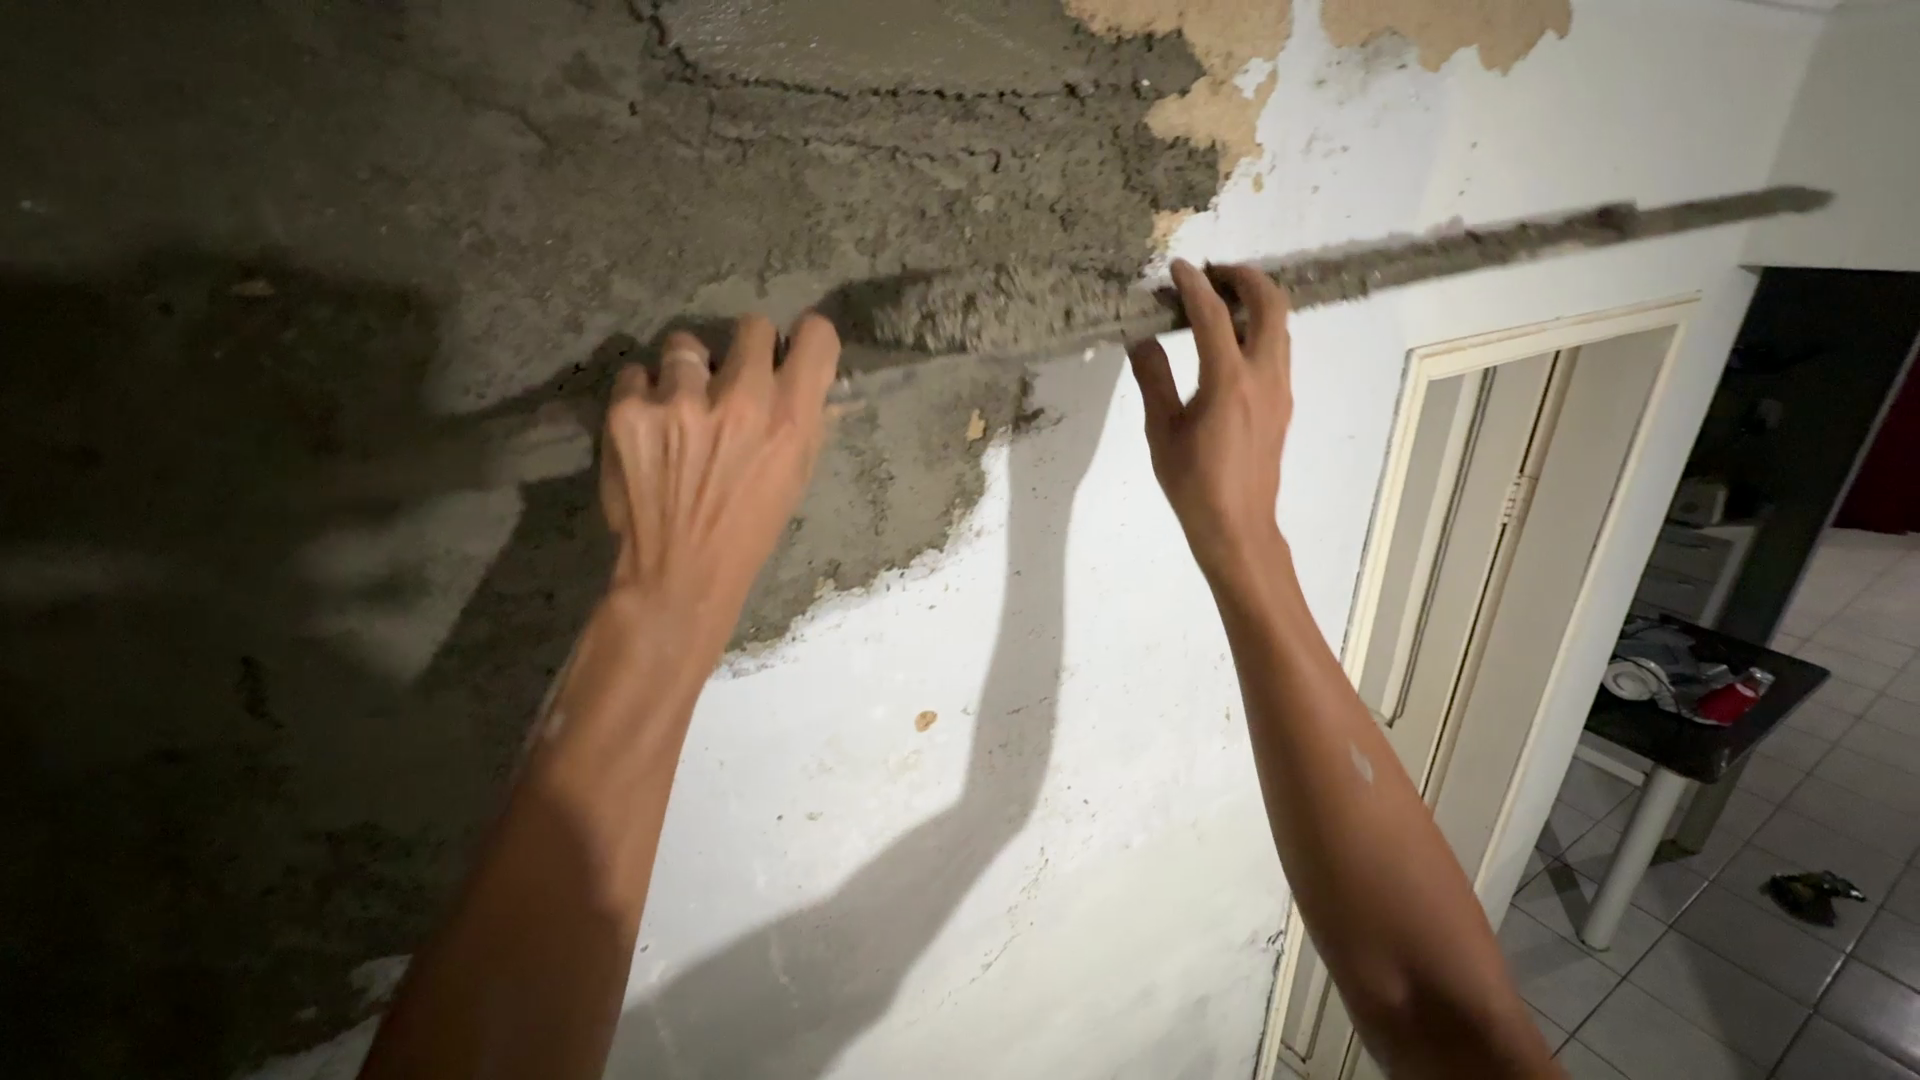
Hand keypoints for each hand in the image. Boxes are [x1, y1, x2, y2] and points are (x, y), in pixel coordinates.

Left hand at [598, 313, 840, 646]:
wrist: (679, 571)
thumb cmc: (750, 528)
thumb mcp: (797, 475)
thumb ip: (802, 418)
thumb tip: (801, 374)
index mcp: (790, 417)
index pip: (815, 334)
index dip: (805, 341)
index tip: (791, 355)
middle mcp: (740, 397)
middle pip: (752, 326)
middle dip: (746, 352)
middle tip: (732, 385)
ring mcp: (679, 399)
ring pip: (686, 346)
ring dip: (687, 373)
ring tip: (681, 413)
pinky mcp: (628, 409)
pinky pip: (637, 374)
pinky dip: (644, 396)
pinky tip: (649, 430)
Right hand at [1126, 259, 1292, 585]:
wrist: (1237, 525)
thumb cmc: (1192, 483)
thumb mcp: (1161, 431)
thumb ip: (1153, 378)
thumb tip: (1141, 338)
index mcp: (1227, 382)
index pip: (1213, 316)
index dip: (1194, 285)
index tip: (1177, 268)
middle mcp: (1264, 376)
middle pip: (1270, 304)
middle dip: (1244, 278)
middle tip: (1212, 274)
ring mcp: (1280, 389)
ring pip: (1280, 325)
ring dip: (1256, 301)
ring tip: (1221, 301)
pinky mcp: (1283, 403)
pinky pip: (1278, 349)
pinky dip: (1259, 328)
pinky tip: (1231, 341)